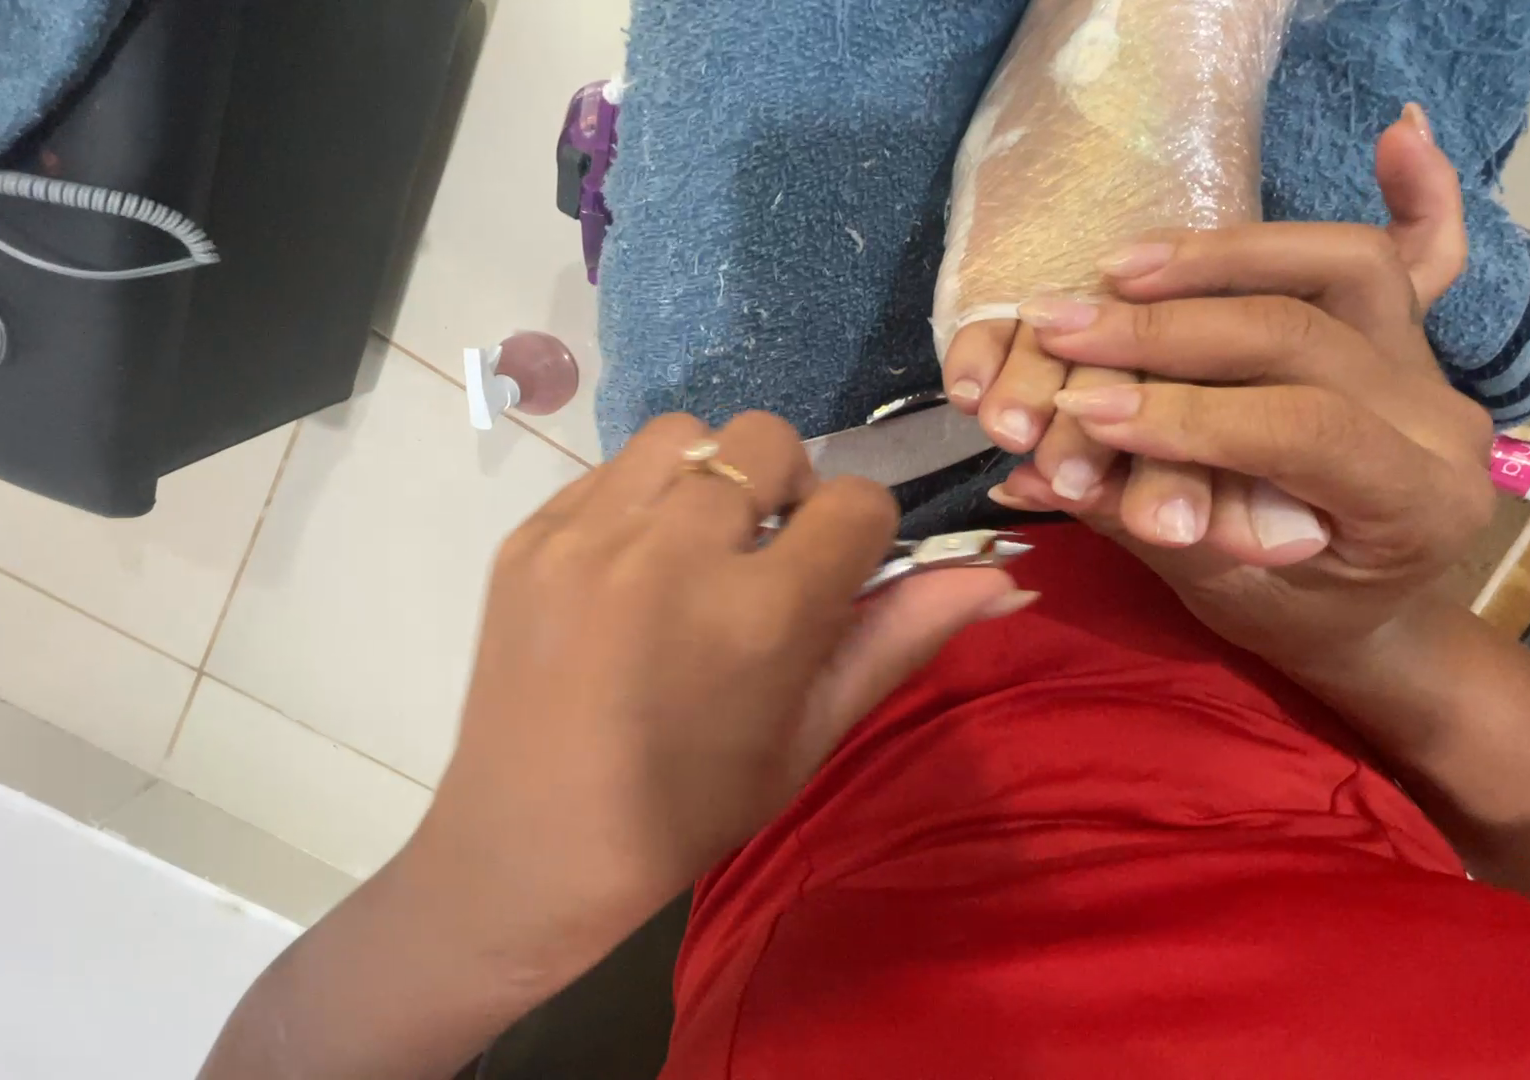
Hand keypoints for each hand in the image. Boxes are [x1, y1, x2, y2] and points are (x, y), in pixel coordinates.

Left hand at [422, 412, 1021, 972]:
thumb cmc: (692, 804)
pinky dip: (641, 501)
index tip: (835, 571)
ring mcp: (586, 536)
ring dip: (711, 475)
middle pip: (767, 441)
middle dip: (789, 486)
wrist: (532, 844)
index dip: (862, 532)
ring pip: (685, 434)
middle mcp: (672, 553)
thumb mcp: (812, 732)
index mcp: (759, 614)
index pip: (856, 502)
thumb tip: (1002, 577)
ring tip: (696, 546)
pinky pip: (609, 472)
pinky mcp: (528, 536)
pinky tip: (629, 568)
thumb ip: (902, 638)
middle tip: (764, 554)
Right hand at [987, 109, 1495, 671]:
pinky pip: (1417, 253)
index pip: (1299, 430)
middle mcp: (1437, 418)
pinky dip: (1416, 191)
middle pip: (1302, 334)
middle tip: (1058, 327)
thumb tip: (1028, 477)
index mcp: (1410, 506)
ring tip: (1116, 268)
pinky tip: (1401, 134)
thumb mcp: (1214, 593)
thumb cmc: (1294, 619)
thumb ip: (1136, 521)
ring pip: (1344, 269)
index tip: (1083, 409)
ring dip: (1219, 258)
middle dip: (1165, 333)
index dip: (1185, 415)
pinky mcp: (1406, 339)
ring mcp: (1427, 366)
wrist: (1370, 612)